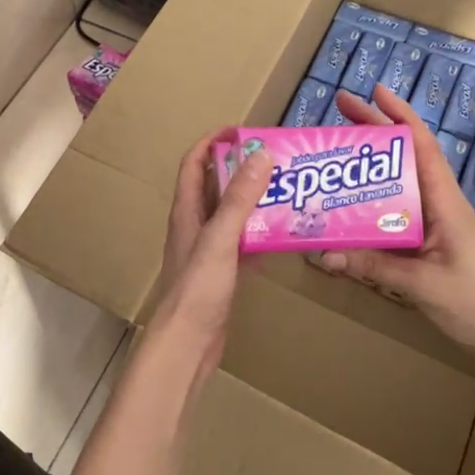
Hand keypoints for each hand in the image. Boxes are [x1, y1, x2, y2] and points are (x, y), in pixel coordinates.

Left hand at [149, 129, 271, 383]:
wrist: (186, 344)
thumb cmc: (197, 289)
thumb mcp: (220, 238)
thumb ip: (239, 199)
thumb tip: (260, 155)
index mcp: (187, 211)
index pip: (194, 163)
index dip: (212, 141)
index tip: (243, 130)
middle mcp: (195, 225)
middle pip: (216, 186)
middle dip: (242, 169)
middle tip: (278, 161)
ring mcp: (208, 251)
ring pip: (232, 215)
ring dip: (255, 201)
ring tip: (288, 191)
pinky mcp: (222, 274)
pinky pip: (244, 243)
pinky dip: (261, 234)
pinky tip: (284, 235)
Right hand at [315, 84, 474, 355]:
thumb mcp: (420, 286)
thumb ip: (372, 266)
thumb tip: (323, 252)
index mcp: (445, 202)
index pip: (422, 145)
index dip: (398, 115)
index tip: (372, 90)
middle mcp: (441, 205)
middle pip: (406, 157)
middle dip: (375, 130)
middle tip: (339, 111)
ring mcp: (437, 225)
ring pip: (400, 184)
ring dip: (371, 167)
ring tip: (335, 155)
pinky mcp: (431, 245)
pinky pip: (397, 213)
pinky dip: (373, 203)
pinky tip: (349, 208)